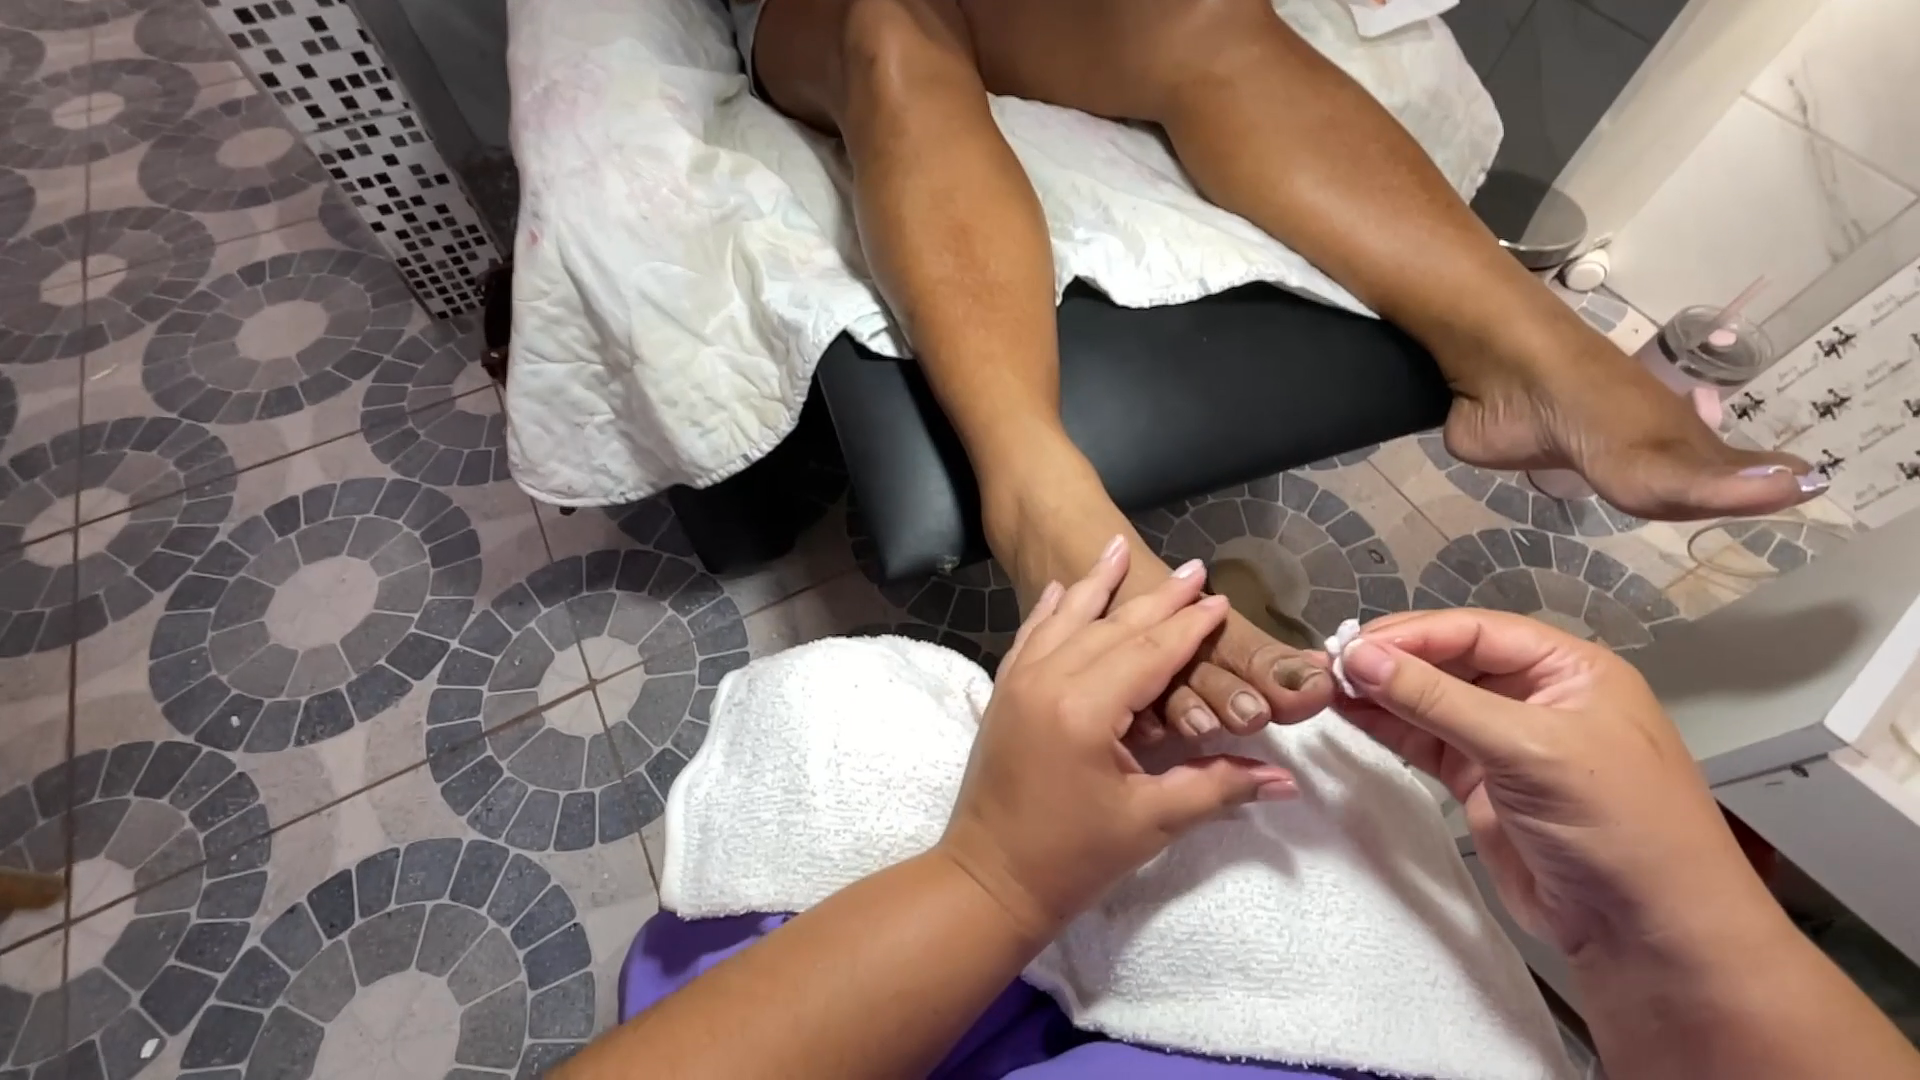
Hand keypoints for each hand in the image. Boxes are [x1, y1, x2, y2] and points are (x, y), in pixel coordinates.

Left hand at [937, 538, 1297, 936]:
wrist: (988, 878)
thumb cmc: (1071, 857)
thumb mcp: (1149, 823)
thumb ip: (1216, 786)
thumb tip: (1286, 780)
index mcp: (1086, 708)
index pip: (1150, 653)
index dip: (1190, 627)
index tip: (1221, 599)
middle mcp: (1048, 679)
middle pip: (1113, 627)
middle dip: (1157, 598)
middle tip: (1193, 567)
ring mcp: (1019, 682)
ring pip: (1065, 619)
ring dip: (1095, 584)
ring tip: (1118, 546)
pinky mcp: (1003, 692)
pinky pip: (1030, 637)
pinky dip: (1048, 610)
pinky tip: (1059, 589)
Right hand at [1333, 608, 1772, 958]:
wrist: (1649, 938)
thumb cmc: (1615, 826)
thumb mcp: (1526, 749)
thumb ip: (1435, 699)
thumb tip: (1356, 656)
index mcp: (1568, 669)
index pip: (1474, 630)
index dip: (1410, 634)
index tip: (1350, 645)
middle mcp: (1533, 694)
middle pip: (1446, 659)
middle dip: (1389, 660)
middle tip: (1330, 663)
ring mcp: (1501, 738)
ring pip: (1427, 698)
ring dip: (1378, 691)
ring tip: (1325, 684)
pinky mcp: (1475, 776)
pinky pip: (1420, 737)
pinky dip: (1384, 724)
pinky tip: (1347, 712)